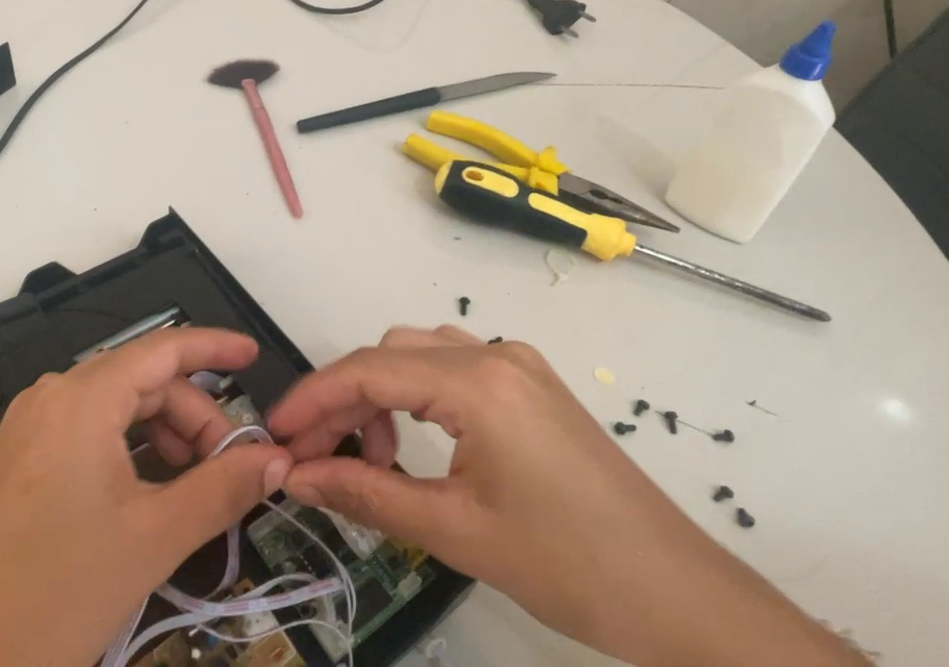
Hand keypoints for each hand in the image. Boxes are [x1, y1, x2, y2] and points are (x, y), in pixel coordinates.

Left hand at [0, 327, 290, 666]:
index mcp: (82, 398)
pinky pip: (89, 433)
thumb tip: (277, 459)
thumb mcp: (155, 538)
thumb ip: (223, 489)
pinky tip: (152, 494)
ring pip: (117, 410)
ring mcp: (30, 428)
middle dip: (195, 417)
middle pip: (143, 382)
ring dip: (165, 437)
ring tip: (196, 487)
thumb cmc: (60, 589)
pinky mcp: (19, 460)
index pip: (162, 349)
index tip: (254, 355)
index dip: (213, 346)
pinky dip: (131, 452)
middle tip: (232, 468)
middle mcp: (52, 397)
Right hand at [267, 325, 864, 666]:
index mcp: (477, 381)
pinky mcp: (533, 387)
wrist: (677, 594)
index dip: (311, 400)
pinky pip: (454, 368)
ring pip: (420, 355)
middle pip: (390, 355)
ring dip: (379, 396)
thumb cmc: (565, 564)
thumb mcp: (453, 531)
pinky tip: (412, 443)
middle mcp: (496, 354)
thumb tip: (292, 478)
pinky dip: (417, 396)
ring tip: (366, 458)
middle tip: (312, 459)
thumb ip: (364, 495)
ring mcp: (519, 366)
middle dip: (342, 401)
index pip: (368, 371)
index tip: (271, 435)